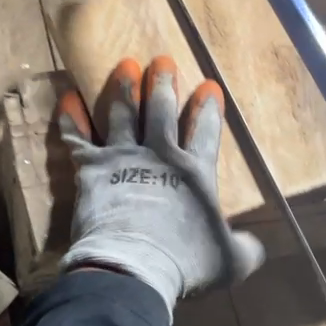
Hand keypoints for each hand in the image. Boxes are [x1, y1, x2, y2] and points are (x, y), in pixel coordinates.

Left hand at [55, 56, 263, 320]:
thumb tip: (256, 246)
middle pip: (162, 110)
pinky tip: (69, 97)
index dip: (209, 109)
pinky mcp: (91, 167)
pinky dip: (72, 118)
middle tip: (162, 60)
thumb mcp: (229, 262)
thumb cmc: (184, 263)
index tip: (209, 87)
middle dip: (163, 82)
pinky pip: (78, 137)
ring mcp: (123, 156)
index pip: (206, 131)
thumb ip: (246, 250)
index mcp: (196, 172)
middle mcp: (160, 154)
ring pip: (123, 113)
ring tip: (124, 65)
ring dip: (124, 87)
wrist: (133, 265)